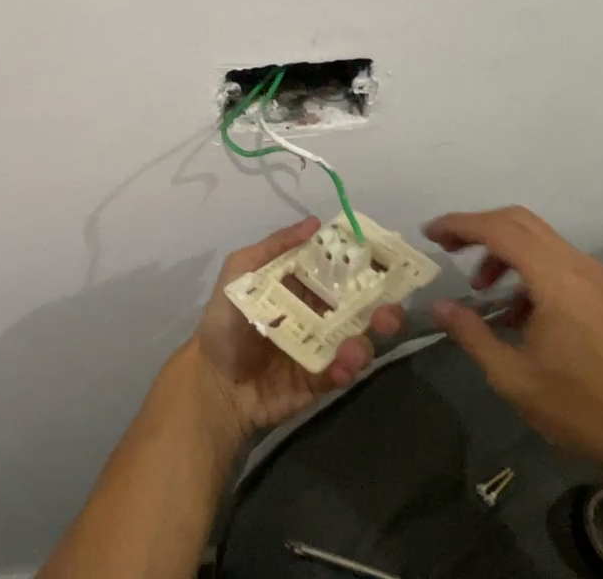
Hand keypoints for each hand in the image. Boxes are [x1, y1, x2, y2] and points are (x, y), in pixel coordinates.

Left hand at [189, 215, 405, 440]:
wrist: (212, 381)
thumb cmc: (224, 322)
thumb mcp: (240, 273)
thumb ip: (274, 247)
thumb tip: (314, 222)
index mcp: (303, 288)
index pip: (340, 273)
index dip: (364, 267)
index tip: (385, 261)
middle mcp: (319, 316)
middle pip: (360, 308)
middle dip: (382, 306)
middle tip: (390, 308)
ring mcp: (322, 349)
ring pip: (359, 340)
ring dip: (369, 338)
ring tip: (362, 341)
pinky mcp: (320, 380)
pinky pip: (342, 372)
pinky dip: (348, 367)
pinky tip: (343, 364)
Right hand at [426, 206, 602, 495]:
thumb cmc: (583, 410)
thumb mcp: (514, 378)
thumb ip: (471, 335)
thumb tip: (439, 307)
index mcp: (556, 280)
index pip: (499, 230)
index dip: (459, 225)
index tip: (429, 234)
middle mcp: (579, 267)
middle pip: (520, 222)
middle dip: (478, 228)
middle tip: (446, 247)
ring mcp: (597, 280)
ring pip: (540, 240)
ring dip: (503, 251)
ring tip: (480, 289)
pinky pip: (558, 262)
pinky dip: (527, 269)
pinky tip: (516, 313)